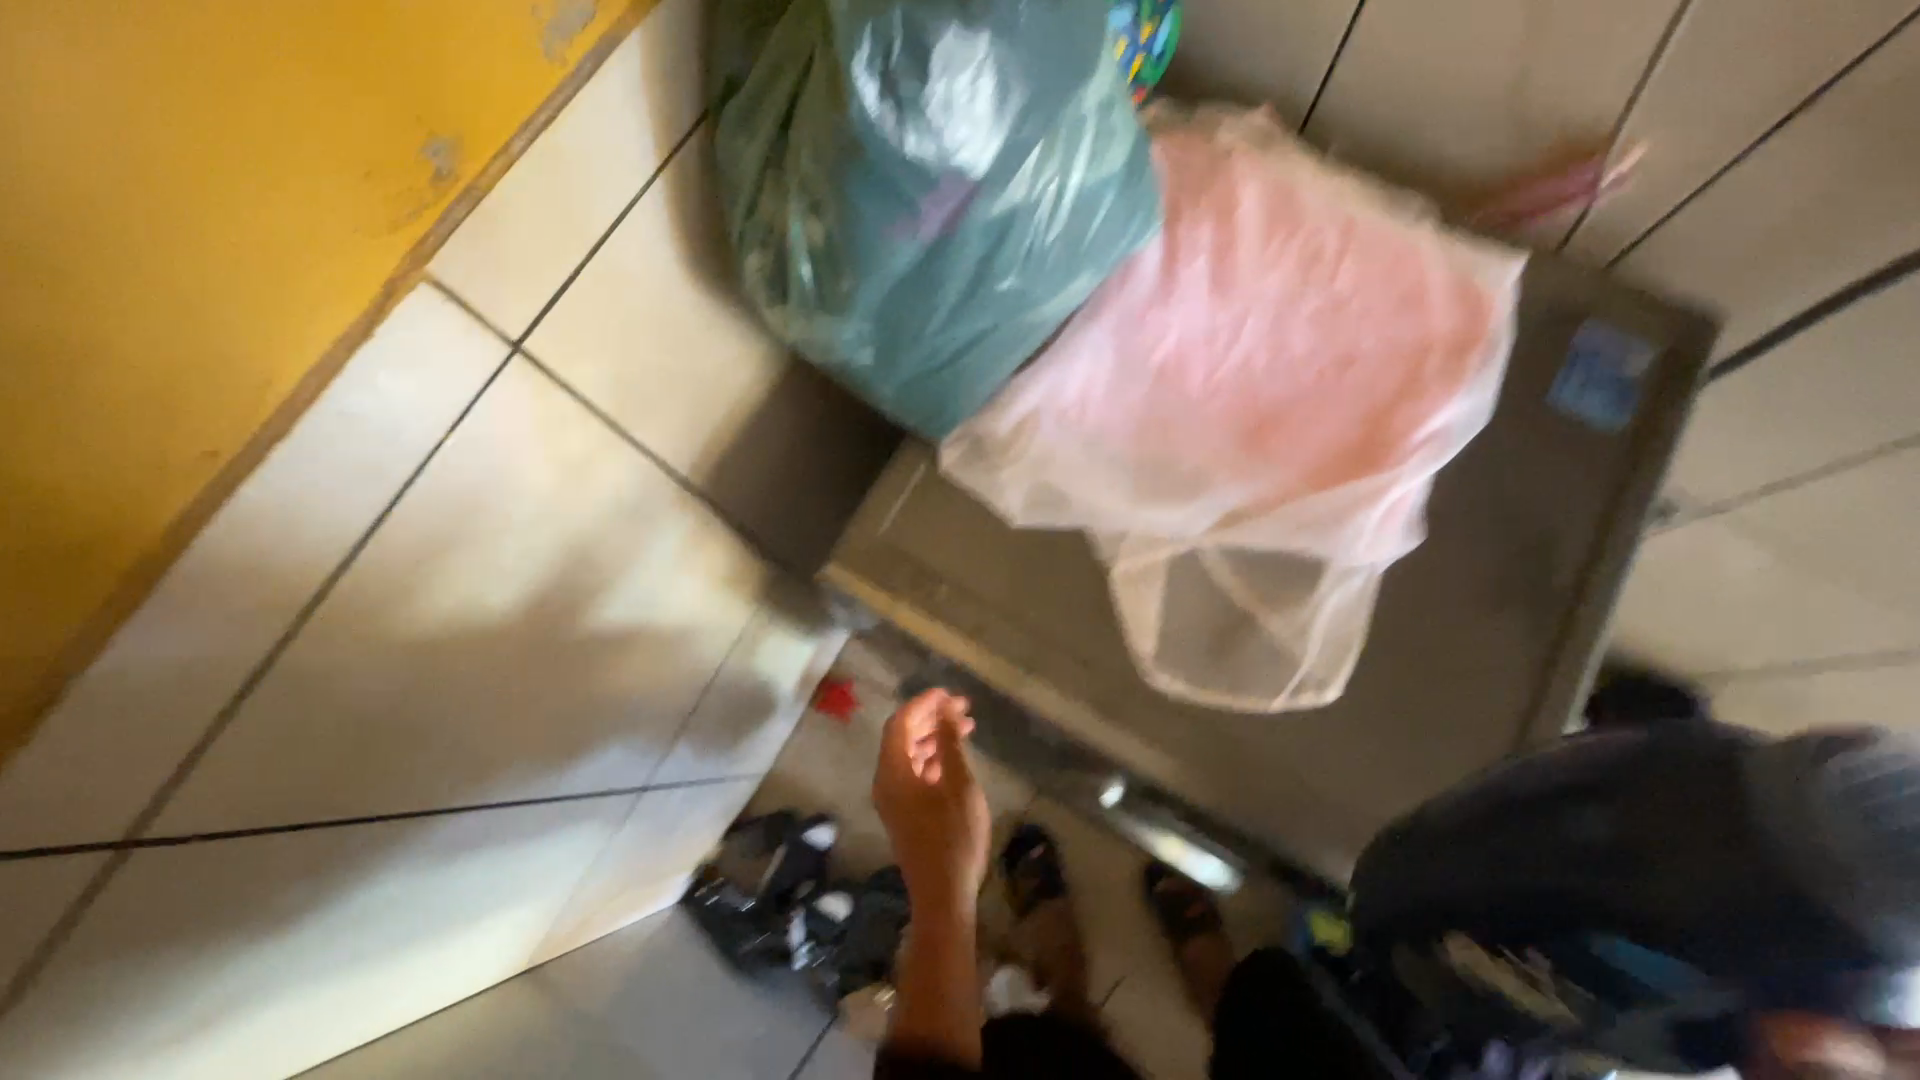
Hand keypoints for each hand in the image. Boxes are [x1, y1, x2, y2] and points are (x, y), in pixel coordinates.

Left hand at [872, 688, 990, 914]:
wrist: (942, 895)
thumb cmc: (954, 838)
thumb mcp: (959, 786)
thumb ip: (950, 744)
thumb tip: (945, 710)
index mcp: (893, 772)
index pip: (900, 723)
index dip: (923, 703)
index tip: (949, 694)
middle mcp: (885, 781)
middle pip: (902, 736)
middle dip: (930, 717)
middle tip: (962, 708)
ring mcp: (892, 799)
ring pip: (908, 755)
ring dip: (933, 737)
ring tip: (964, 728)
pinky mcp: (902, 813)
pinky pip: (911, 773)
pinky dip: (931, 758)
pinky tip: (953, 758)